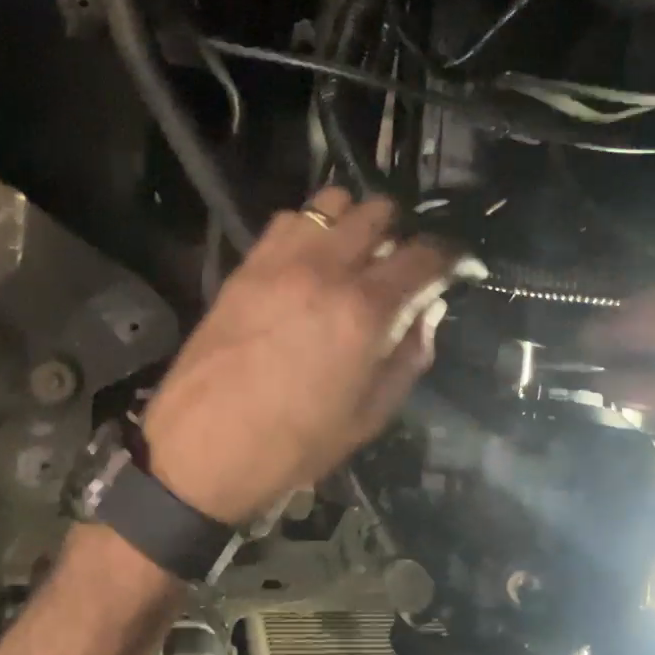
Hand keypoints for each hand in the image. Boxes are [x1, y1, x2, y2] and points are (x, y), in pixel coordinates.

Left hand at [142, 187, 467, 526]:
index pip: (422, 255)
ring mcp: (281, 261)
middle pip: (378, 212)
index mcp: (363, 310)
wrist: (200, 451)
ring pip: (331, 203)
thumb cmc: (292, 445)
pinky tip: (309, 259)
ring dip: (353, 220)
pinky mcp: (247, 264)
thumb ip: (407, 357)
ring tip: (353, 253)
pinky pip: (288, 220)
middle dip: (400, 231)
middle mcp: (325, 270)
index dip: (449, 255)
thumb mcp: (368, 416)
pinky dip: (310, 228)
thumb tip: (426, 315)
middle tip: (398, 261)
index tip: (454, 263)